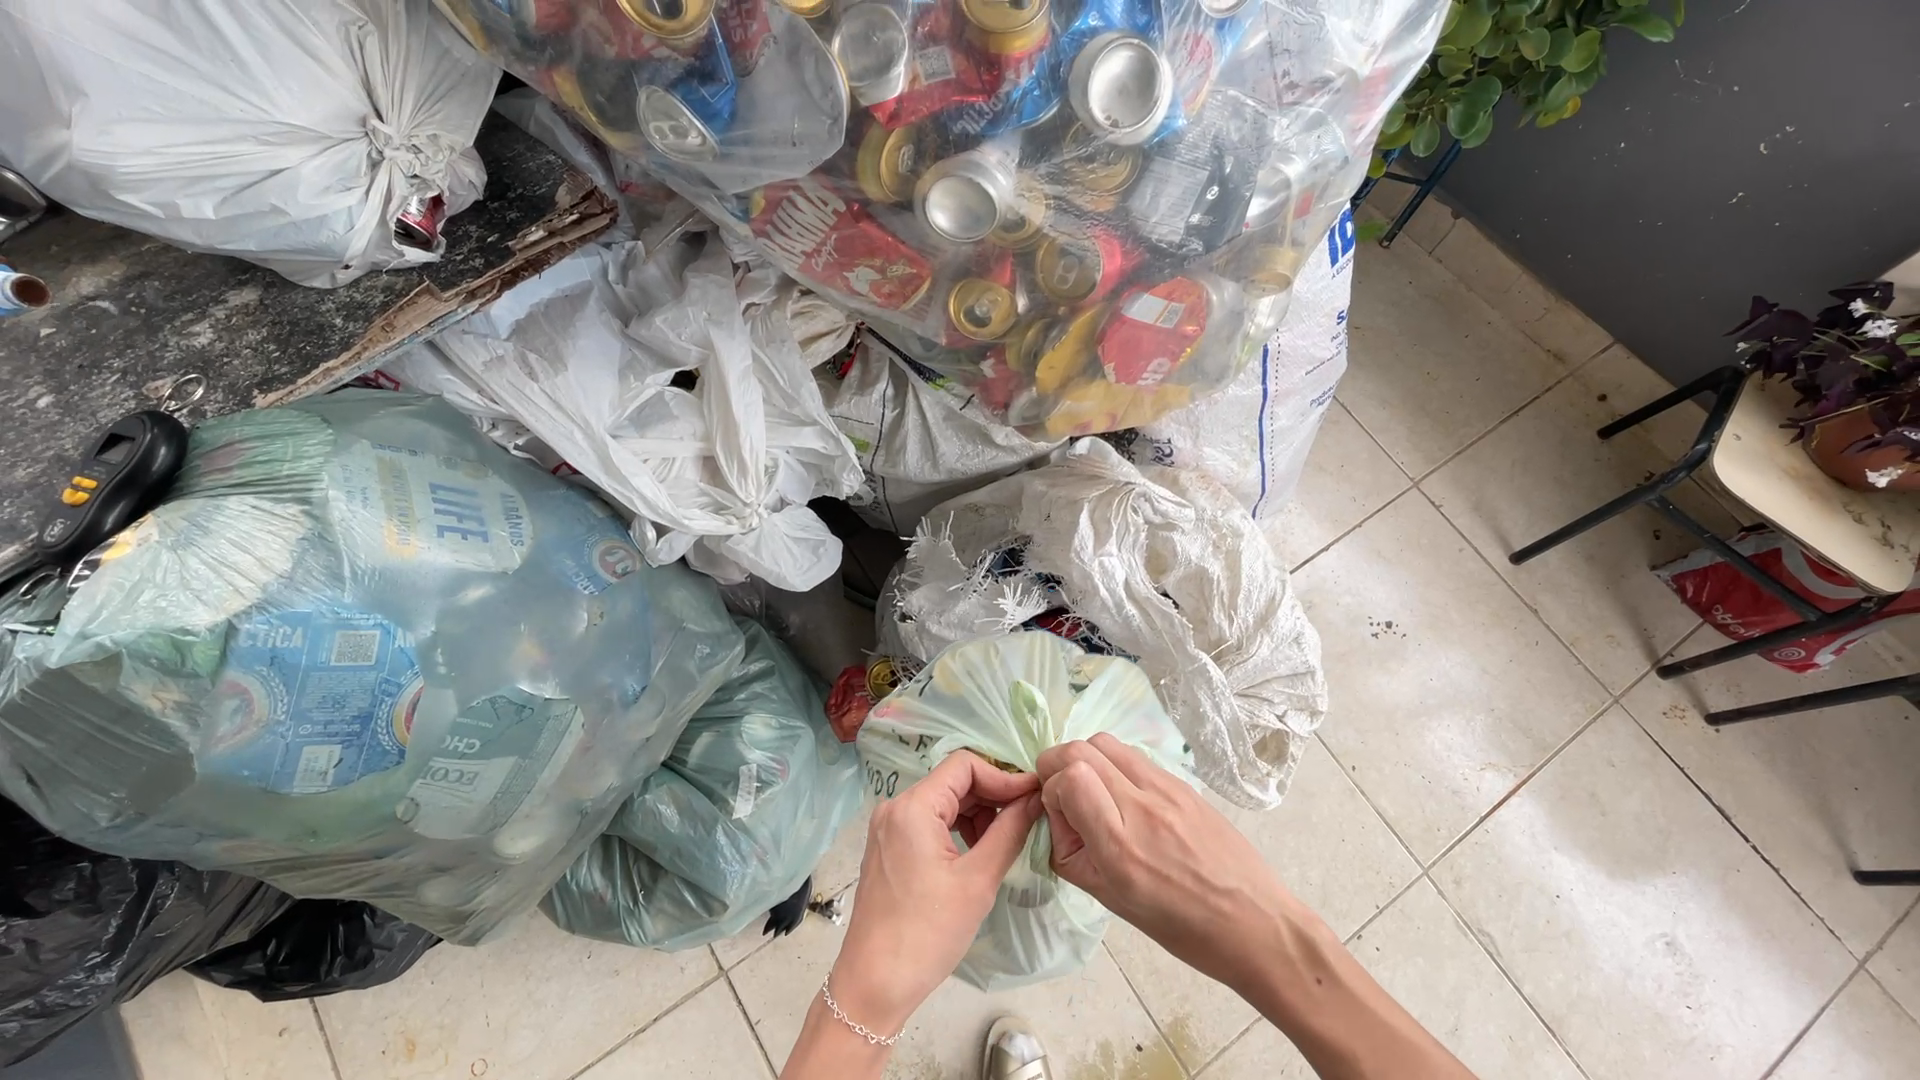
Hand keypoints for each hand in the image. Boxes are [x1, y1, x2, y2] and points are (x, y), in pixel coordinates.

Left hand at [832, 751, 1042, 1031]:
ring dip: (977, 813)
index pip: (965, 765)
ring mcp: (888, 828)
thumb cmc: (927, 933)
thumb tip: (1034, 799)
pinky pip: (929, 822)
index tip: (1033, 795)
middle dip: (992, 794)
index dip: (1003, 775)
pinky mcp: (888, 847)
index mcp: (913, 807)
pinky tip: (979, 850)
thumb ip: (1009, 831)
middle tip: (1027, 817)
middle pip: (952, 780)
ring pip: (942, 801)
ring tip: (1005, 839)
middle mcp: (895, 807)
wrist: (873, 984)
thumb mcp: (978, 881)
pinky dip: (957, 829)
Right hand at [1037, 734, 1296, 995]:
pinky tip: (1126, 800)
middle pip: (1081, 749)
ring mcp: (1166, 789)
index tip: (1060, 816)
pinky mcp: (1183, 783)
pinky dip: (1115, 766)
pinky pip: (1134, 757)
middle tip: (1065, 797)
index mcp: (1120, 846)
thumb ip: (1071, 855)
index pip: (1070, 776)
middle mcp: (1142, 807)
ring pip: (1106, 742)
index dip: (1052, 790)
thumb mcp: (1112, 901)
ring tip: (1094, 794)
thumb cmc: (1182, 927)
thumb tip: (1057, 818)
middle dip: (1058, 766)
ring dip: (1086, 760)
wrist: (1255, 921)